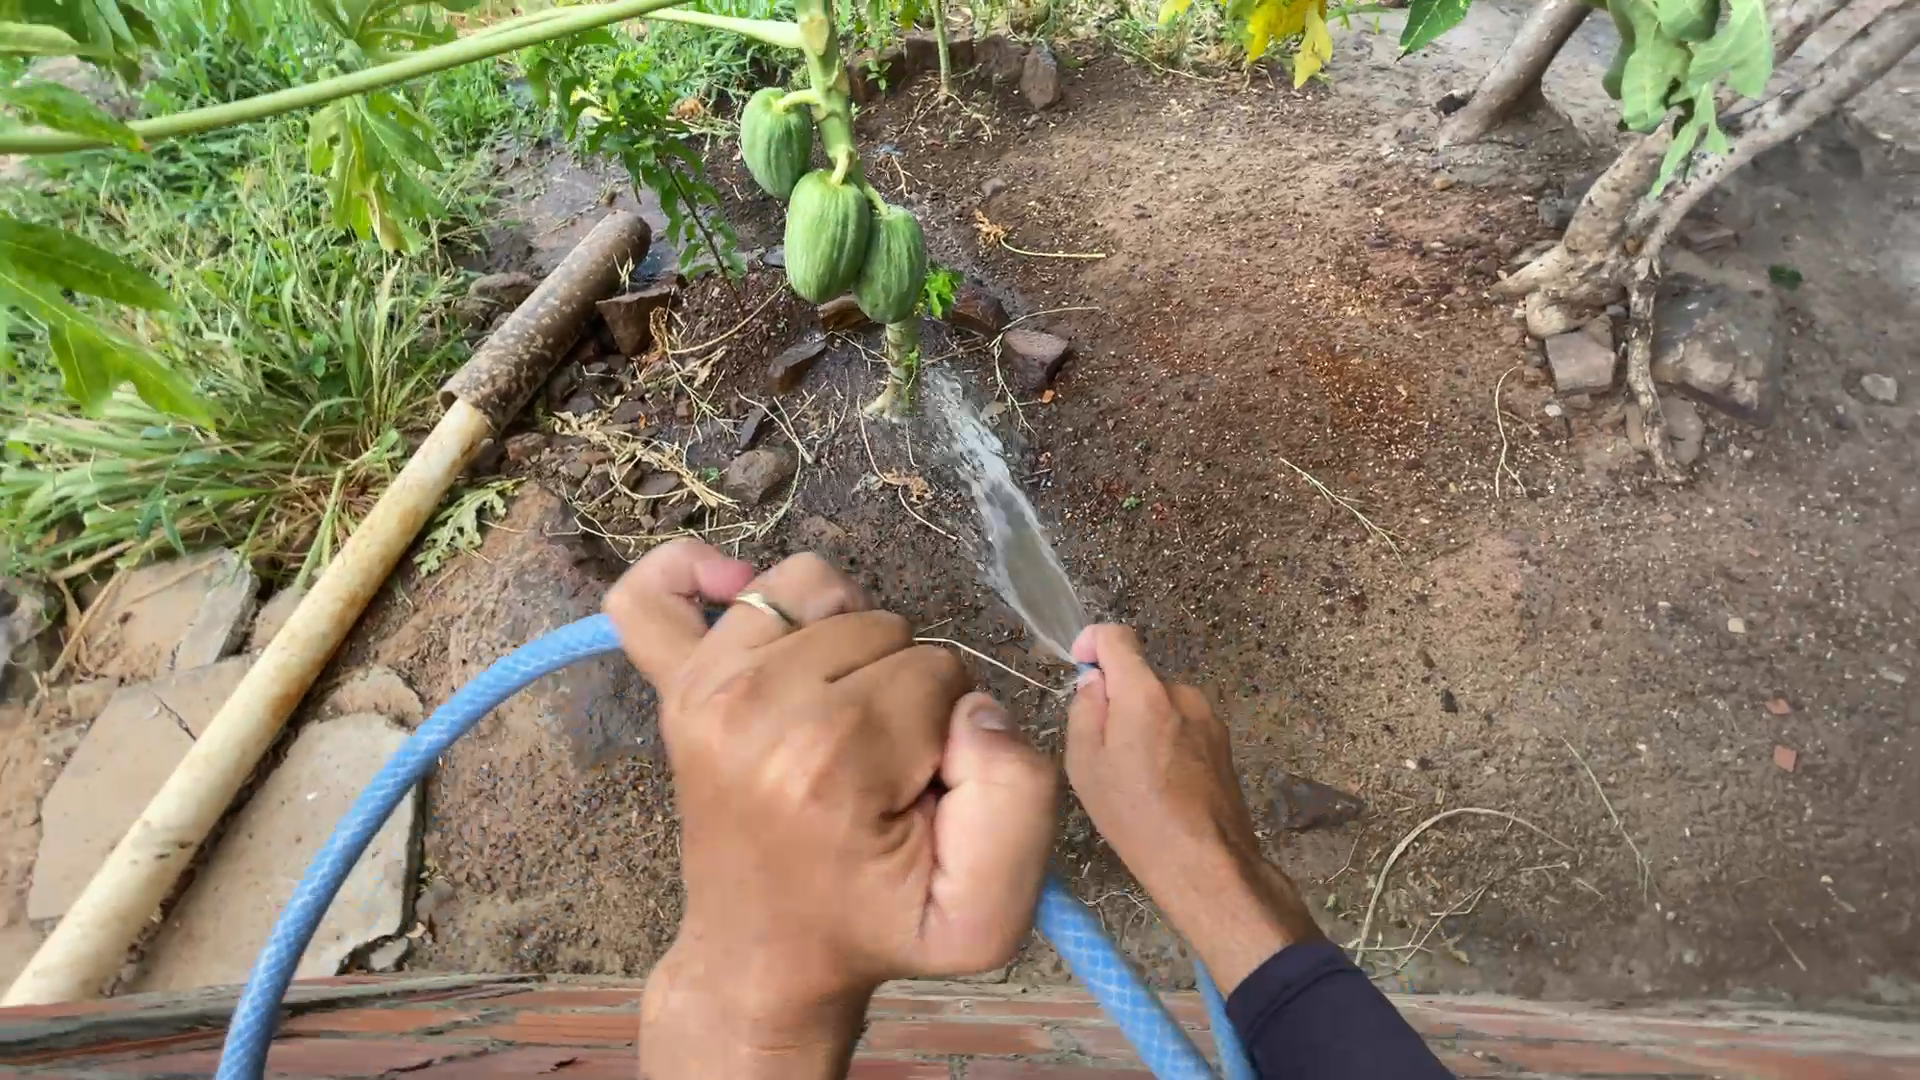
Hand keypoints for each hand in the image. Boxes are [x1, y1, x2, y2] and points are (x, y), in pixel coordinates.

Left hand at [605, 542, 1057, 1078]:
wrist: (766, 954)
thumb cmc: (876, 924)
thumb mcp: (985, 912)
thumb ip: (1018, 795)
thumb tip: (970, 703)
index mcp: (829, 760)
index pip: (939, 672)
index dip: (950, 722)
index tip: (924, 785)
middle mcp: (754, 708)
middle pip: (881, 626)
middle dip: (904, 683)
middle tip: (882, 762)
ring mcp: (704, 689)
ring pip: (818, 591)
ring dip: (846, 638)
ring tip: (841, 708)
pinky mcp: (676, 686)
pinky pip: (655, 595)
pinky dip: (695, 577)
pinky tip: (729, 592)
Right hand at [1066, 624, 1320, 992]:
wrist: (1206, 864)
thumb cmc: (1135, 815)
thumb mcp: (1085, 763)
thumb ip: (1085, 709)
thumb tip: (1094, 682)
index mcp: (1144, 692)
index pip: (1116, 635)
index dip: (1091, 642)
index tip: (1080, 669)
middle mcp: (1181, 692)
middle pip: (1137, 674)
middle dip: (1115, 696)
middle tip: (1101, 746)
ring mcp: (1208, 716)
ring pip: (1159, 701)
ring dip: (1141, 719)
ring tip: (1133, 771)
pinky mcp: (1222, 741)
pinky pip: (1181, 722)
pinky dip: (1164, 737)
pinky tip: (1161, 781)